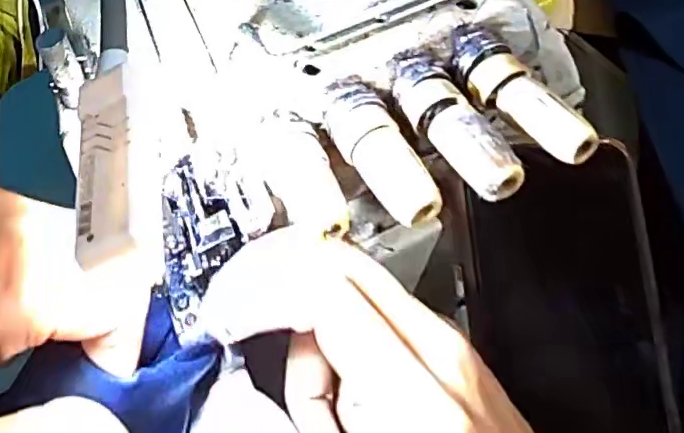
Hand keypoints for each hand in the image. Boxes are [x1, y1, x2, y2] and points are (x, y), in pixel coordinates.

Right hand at [201, 227, 531, 432]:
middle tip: (250, 336)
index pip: (321, 283)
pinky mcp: (457, 356)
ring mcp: (455, 349)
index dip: (260, 287)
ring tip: (319, 411)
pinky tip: (347, 400)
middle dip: (279, 293)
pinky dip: (343, 344)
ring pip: (353, 290)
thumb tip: (231, 390)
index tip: (226, 308)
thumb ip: (295, 417)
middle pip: (335, 266)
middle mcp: (442, 351)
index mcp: (419, 393)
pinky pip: (379, 317)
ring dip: (312, 334)